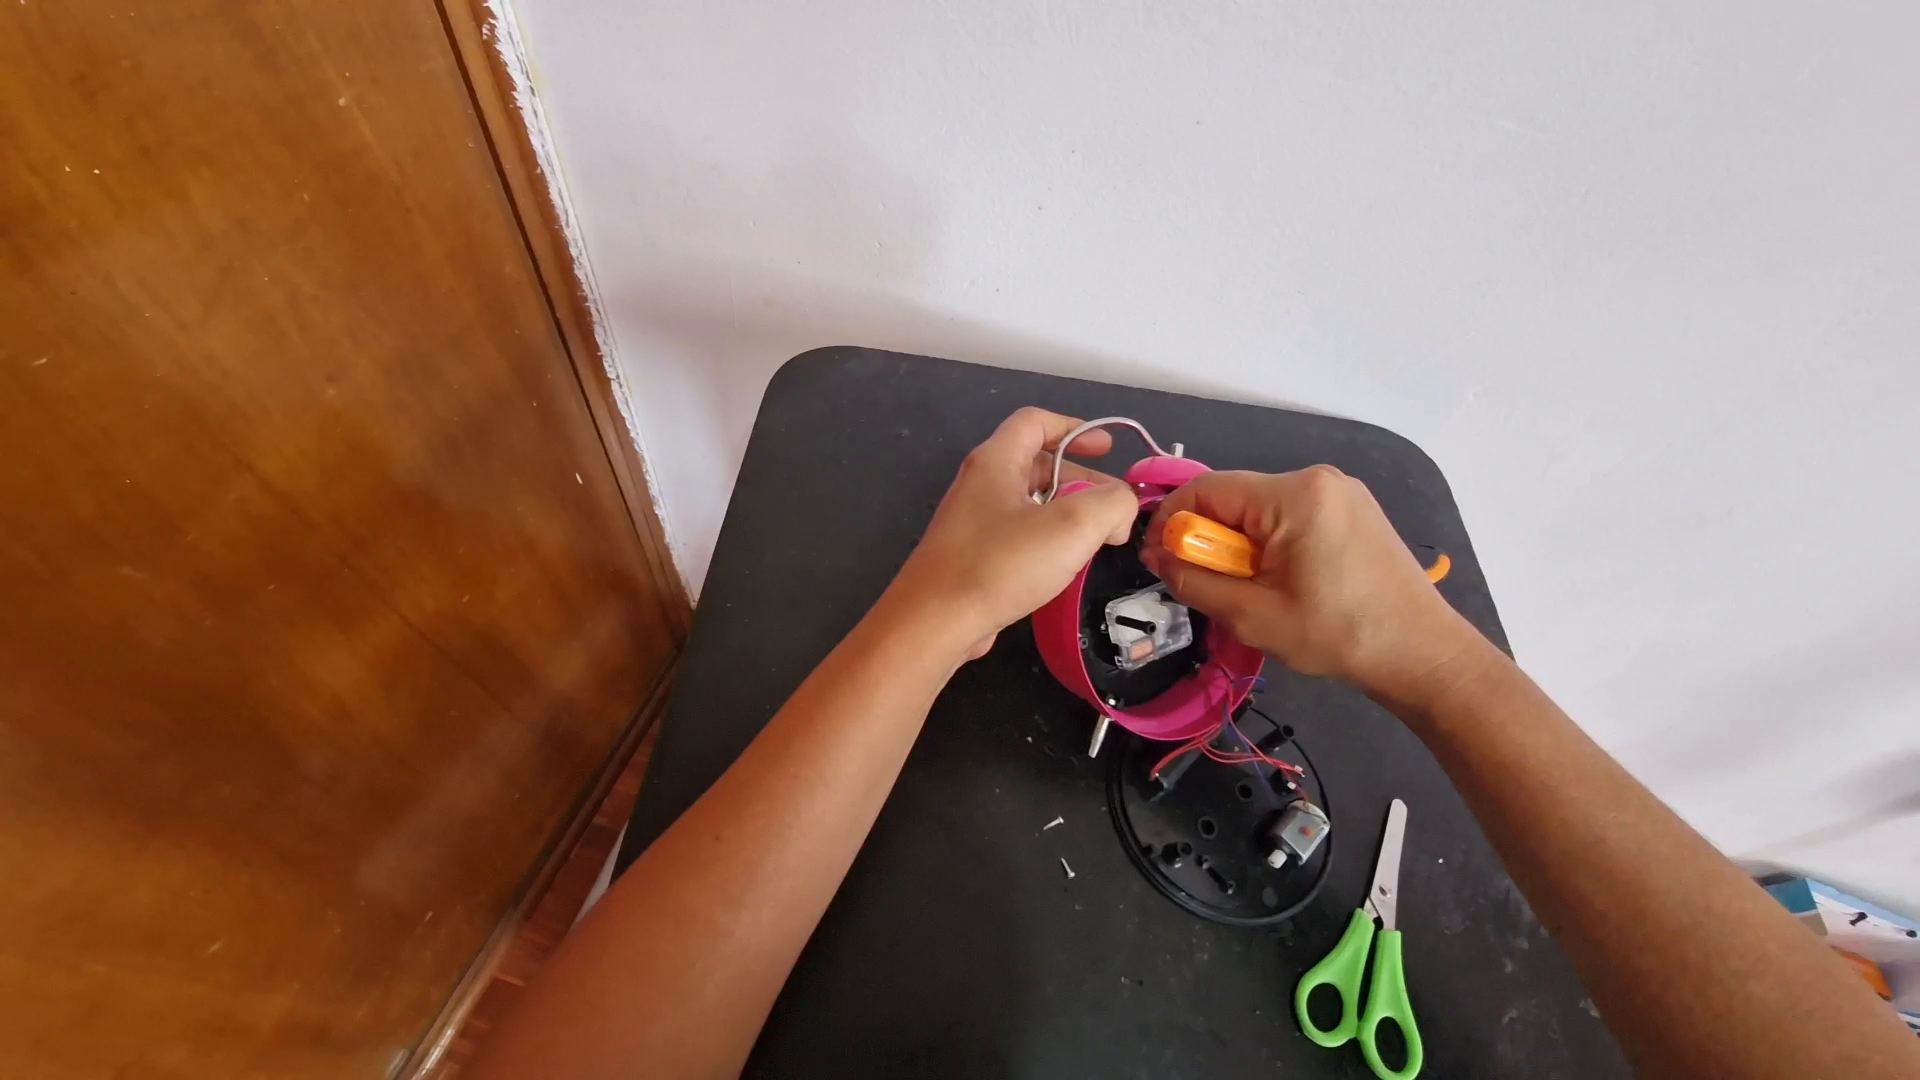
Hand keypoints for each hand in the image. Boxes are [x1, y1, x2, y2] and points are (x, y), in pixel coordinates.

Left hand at [886, 408, 1139, 658]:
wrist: (936, 622)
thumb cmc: (1002, 564)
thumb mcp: (1072, 526)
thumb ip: (1111, 504)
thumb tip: (1119, 508)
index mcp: (996, 461)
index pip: (1035, 422)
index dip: (1075, 428)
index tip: (1107, 449)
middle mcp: (979, 484)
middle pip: (1037, 465)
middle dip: (1081, 481)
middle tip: (1113, 510)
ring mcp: (971, 522)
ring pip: (1029, 504)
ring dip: (1067, 515)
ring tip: (1096, 541)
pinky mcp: (970, 556)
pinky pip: (1016, 535)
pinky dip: (1045, 541)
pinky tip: (1063, 568)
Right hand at [1142, 466, 1492, 703]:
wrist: (1424, 655)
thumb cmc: (1338, 635)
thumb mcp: (1252, 615)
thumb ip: (1193, 580)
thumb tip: (1156, 557)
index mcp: (1294, 496)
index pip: (1206, 489)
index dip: (1171, 521)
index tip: (1157, 559)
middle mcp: (1317, 479)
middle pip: (1233, 498)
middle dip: (1207, 539)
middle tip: (1202, 583)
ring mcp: (1339, 493)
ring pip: (1258, 510)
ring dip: (1236, 545)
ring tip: (1244, 589)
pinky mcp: (1351, 511)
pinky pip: (1287, 517)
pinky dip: (1266, 544)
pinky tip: (1278, 580)